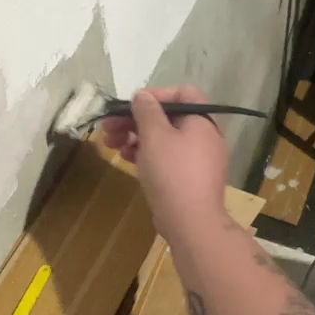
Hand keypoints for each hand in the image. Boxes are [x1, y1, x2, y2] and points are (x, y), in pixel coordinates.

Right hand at [99, 85, 229, 237]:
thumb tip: (142, 96)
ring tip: (111, 144)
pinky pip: (166, 158)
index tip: (130, 106)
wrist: (191, 222)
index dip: (154, 95)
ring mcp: (198, 159)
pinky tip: (126, 158)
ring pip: (163, 138)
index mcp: (202, 120)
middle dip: (135, 120)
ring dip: (135, 137)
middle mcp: (204, 136)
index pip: (182, 93)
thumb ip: (146, 110)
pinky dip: (146, 154)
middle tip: (109, 127)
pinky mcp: (189, 178)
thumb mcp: (154, 135)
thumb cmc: (172, 172)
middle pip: (167, 117)